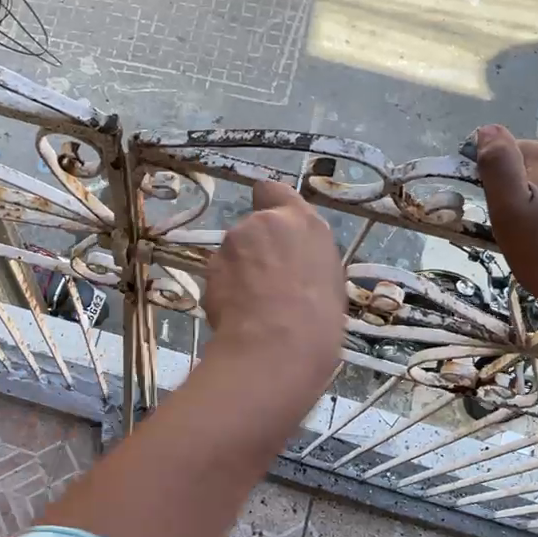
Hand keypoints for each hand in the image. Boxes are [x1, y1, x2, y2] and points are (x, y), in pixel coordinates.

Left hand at [202, 179, 344, 366]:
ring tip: (253, 305)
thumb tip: (294, 264)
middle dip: (255, 249)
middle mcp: (262, 223)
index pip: (273, 191)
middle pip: (253, 229)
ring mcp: (231, 245)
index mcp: (301, 222)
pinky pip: (219, 277)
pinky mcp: (209, 270)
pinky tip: (238, 315)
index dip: (269, 205)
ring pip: (233, 254)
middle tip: (267, 282)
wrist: (276, 345)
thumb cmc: (318, 317)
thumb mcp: (329, 278)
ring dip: (239, 271)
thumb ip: (306, 256)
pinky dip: (226, 291)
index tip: (272, 226)